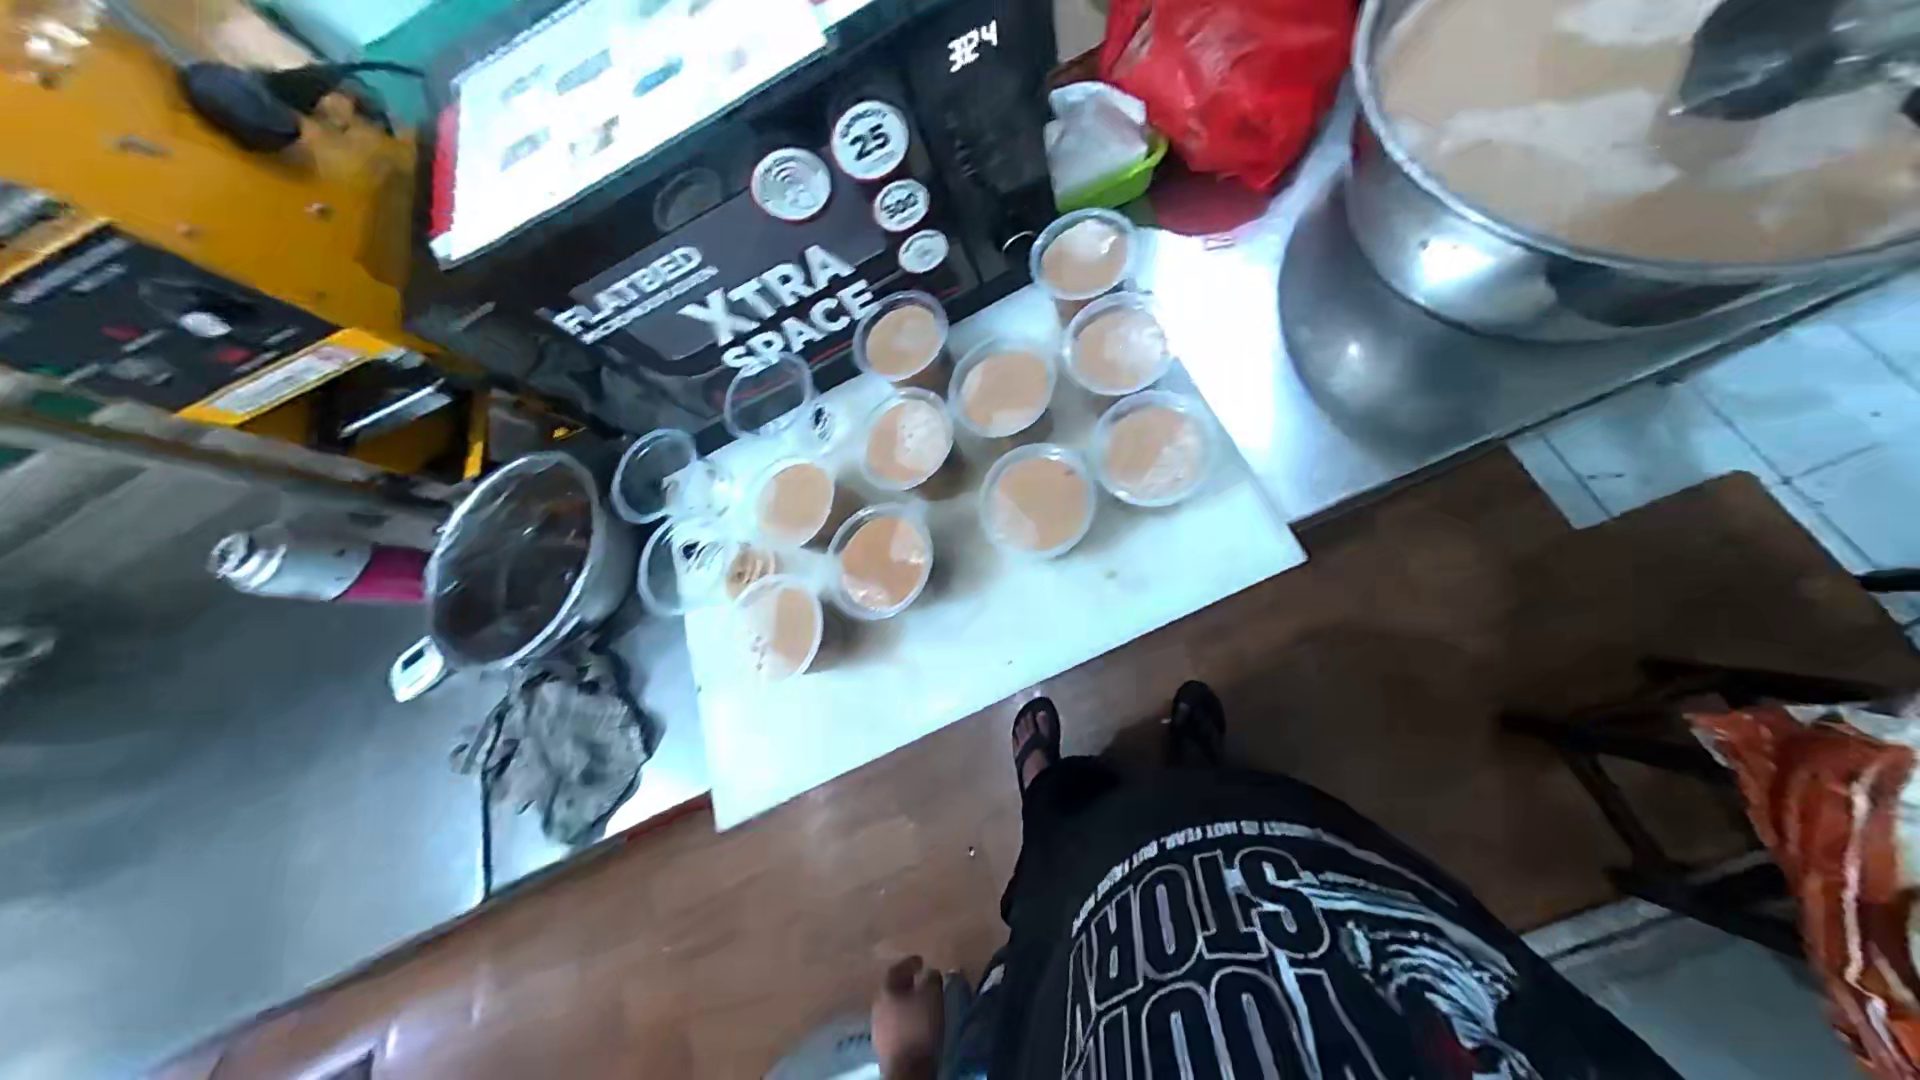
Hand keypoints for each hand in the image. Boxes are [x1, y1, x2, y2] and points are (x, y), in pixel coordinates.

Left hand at [871, 955, 943, 1079]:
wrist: (907, 1070)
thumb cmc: (919, 1027)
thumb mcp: (932, 996)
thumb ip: (932, 978)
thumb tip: (930, 972)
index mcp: (886, 989)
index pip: (896, 969)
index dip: (909, 963)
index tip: (921, 961)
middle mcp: (877, 1005)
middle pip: (892, 988)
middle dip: (906, 983)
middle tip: (920, 980)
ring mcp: (877, 1026)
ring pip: (892, 1006)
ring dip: (905, 1002)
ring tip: (919, 1002)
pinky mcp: (882, 1045)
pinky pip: (893, 1023)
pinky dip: (903, 1018)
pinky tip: (914, 1022)